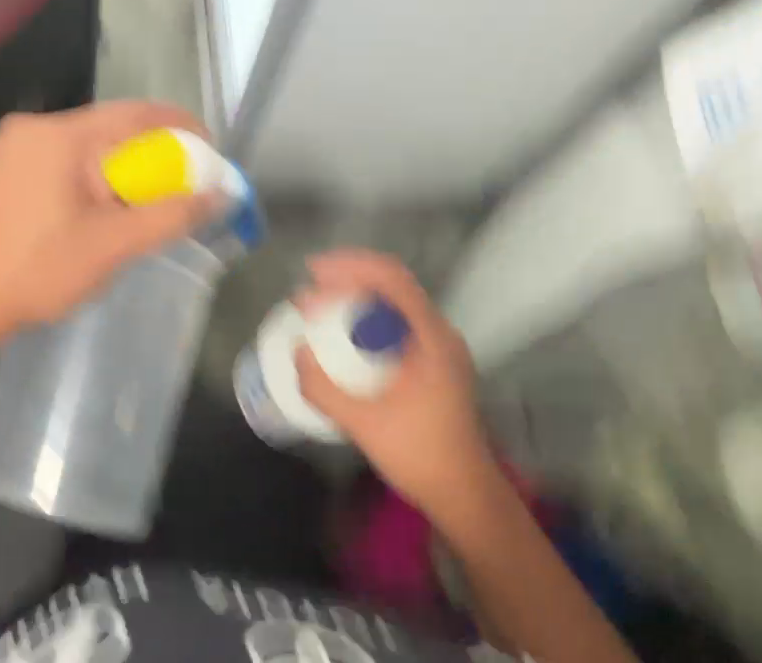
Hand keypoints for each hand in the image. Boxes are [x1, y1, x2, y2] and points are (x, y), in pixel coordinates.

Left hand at [0, 102, 217, 352]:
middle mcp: (29, 128)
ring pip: (80, 145)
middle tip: (177, 183)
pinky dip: (85, 175)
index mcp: (57, 136)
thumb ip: (170, 216)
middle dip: (147, 152)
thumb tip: (220, 195)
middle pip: (106, 128)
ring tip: (140, 200)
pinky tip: (95, 208)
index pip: (132, 113)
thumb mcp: (113, 246)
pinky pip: (55, 160)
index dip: (177, 125)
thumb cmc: (38, 272)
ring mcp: (7, 147)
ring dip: (116, 166)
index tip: (207, 146)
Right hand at [294, 250, 501, 515]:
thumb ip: (323, 388)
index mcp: (432, 339)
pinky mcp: (433, 365)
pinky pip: (396, 326)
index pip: (392, 280)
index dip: (351, 266)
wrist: (464, 495)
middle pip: (393, 286)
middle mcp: (439, 335)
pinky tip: (342, 338)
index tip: (313, 272)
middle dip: (346, 280)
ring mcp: (439, 349)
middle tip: (308, 293)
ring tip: (318, 310)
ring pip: (394, 305)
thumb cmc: (420, 455)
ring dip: (355, 300)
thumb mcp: (363, 423)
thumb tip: (296, 353)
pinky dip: (366, 321)